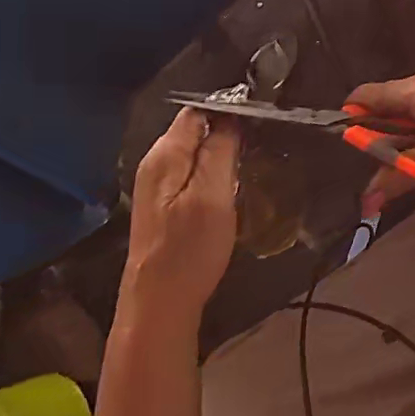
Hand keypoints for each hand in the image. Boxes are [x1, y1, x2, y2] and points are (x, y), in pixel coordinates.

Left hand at [123, 109, 239, 323]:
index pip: (195, 112)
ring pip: (193, 155)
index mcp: (164, 155)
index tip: (258, 118)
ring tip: (248, 163)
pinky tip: (226, 189)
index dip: (226, 110)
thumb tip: (229, 118)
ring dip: (219, 155)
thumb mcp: (211, 197)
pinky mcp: (162, 206)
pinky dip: (210, 176)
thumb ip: (219, 152)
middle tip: (258, 143)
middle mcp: (155, 164)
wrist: (158, 305)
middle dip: (224, 132)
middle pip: (193, 131)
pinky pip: (190, 176)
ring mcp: (156, 186)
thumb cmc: (188, 250)